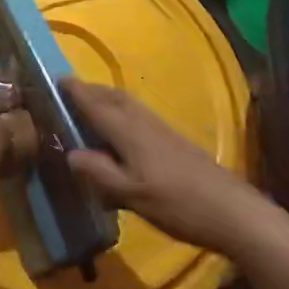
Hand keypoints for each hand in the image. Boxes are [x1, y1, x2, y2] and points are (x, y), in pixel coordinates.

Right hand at [62, 80, 279, 253]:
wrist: (231, 210)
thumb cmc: (177, 204)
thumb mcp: (131, 194)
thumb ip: (99, 173)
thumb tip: (70, 153)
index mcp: (129, 132)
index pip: (96, 104)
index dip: (76, 91)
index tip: (57, 78)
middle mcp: (145, 123)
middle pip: (114, 97)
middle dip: (91, 91)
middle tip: (70, 93)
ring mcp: (162, 130)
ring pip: (128, 105)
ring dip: (107, 100)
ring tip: (90, 109)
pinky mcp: (174, 141)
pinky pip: (138, 116)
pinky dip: (121, 114)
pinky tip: (120, 134)